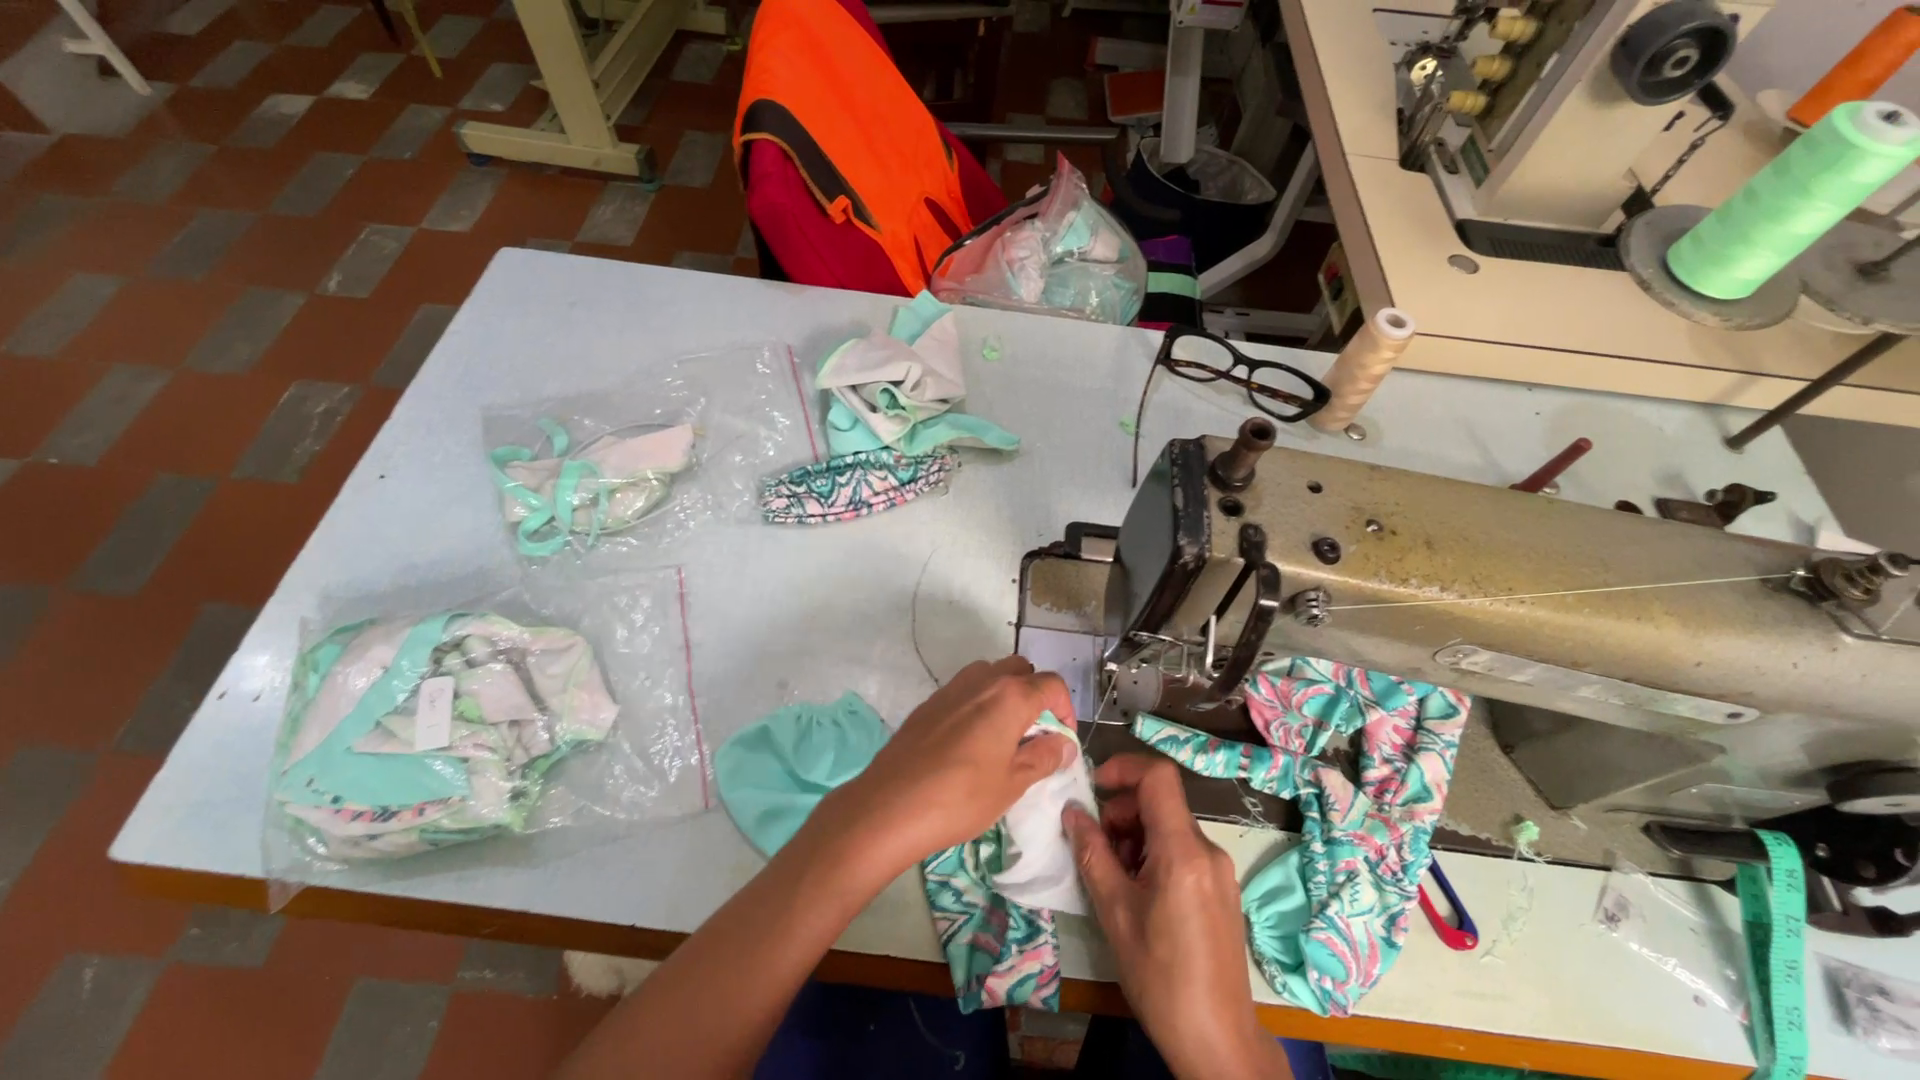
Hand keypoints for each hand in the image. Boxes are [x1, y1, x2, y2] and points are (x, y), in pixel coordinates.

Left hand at [821, 655, 1076, 869]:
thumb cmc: (960, 797)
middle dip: (1035, 696)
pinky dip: (978, 705)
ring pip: (989, 676)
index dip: (1065, 710)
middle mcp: (981, 681)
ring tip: (1004, 738)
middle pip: (1020, 671)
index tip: (1061, 741)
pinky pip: (964, 692)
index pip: (1051, 685)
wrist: (890, 806)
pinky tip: (970, 743)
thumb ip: (1044, 757)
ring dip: (1005, 696)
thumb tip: (1064, 743)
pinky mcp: (928, 704)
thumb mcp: (1013, 783)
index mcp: (1009, 696)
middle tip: (1034, 736)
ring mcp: (950, 689)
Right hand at [1065, 755, 1283, 1079]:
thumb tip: (1072, 813)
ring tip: (1111, 878)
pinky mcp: (1222, 891)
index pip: (1158, 777)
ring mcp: (1220, 872)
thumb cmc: (1159, 976)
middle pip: (1161, 804)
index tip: (1092, 788)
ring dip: (1134, 838)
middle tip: (1093, 848)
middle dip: (1121, 813)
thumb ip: (1092, 854)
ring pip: (1170, 830)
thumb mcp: (1114, 913)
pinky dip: (1153, 857)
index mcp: (1183, 851)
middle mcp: (1208, 851)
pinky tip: (1136, 894)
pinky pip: (1183, 854)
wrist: (1217, 1037)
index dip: (1122, 768)